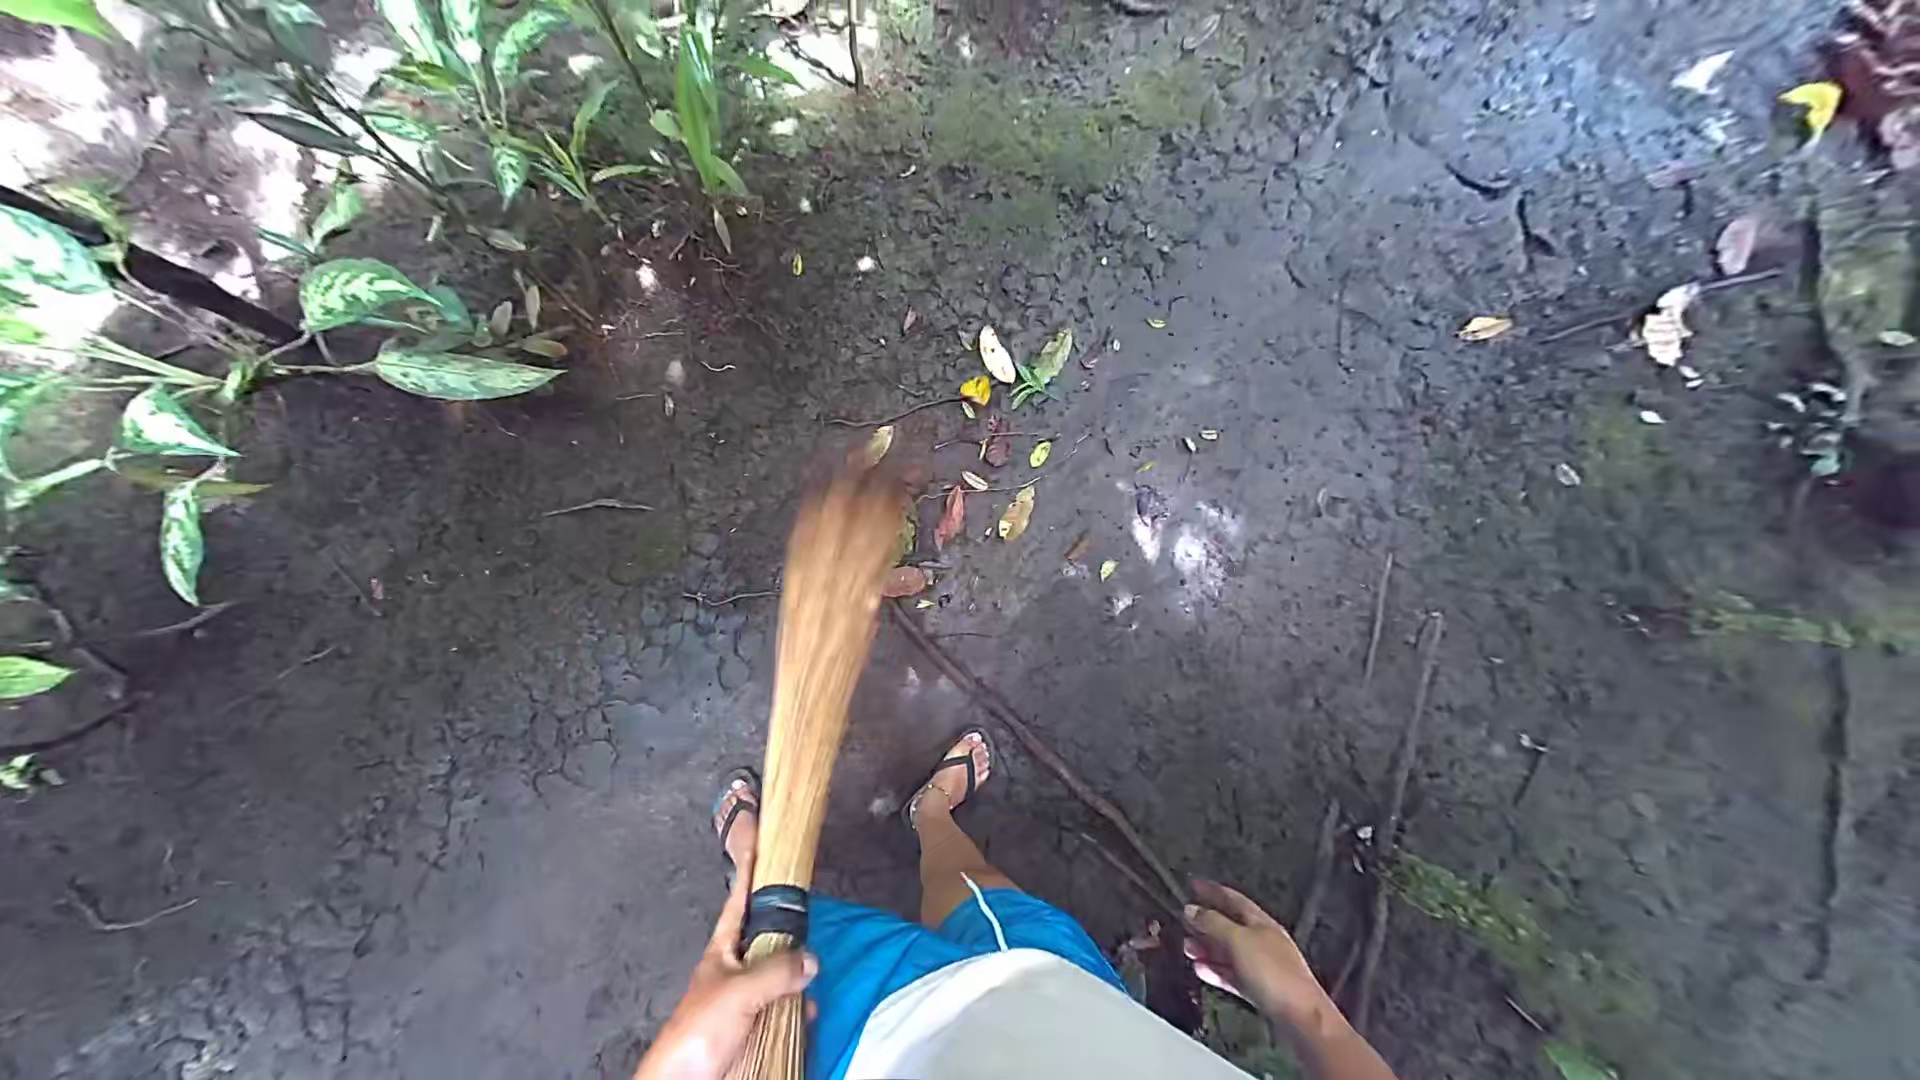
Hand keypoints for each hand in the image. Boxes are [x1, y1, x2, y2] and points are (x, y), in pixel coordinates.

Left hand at [632, 863, 815, 1079]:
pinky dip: (801, 1009)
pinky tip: (809, 1011)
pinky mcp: (760, 1027)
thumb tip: (811, 958)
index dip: (750, 874)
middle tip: (812, 915)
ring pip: (783, 972)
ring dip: (800, 975)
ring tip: (814, 975)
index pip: (740, 902)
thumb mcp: (737, 993)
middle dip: (791, 929)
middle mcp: (738, 968)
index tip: (761, 844)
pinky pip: (788, 1008)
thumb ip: (776, 970)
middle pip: (770, 935)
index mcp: (724, 950)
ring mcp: (749, 999)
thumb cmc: (697, 1034)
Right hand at [1182, 877, 1329, 1028]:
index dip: (1211, 890)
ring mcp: (1262, 967)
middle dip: (1205, 923)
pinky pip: (1232, 975)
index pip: (1232, 899)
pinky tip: (1201, 970)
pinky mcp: (1259, 990)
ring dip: (1207, 948)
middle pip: (1229, 925)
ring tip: (1187, 948)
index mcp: (1261, 923)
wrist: (1302, 1021)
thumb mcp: (1237, 939)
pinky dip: (1216, 971)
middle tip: (1184, 921)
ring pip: (1228, 952)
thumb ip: (1212, 922)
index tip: (1192, 884)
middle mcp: (1262, 941)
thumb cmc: (1272, 972)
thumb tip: (1191, 909)